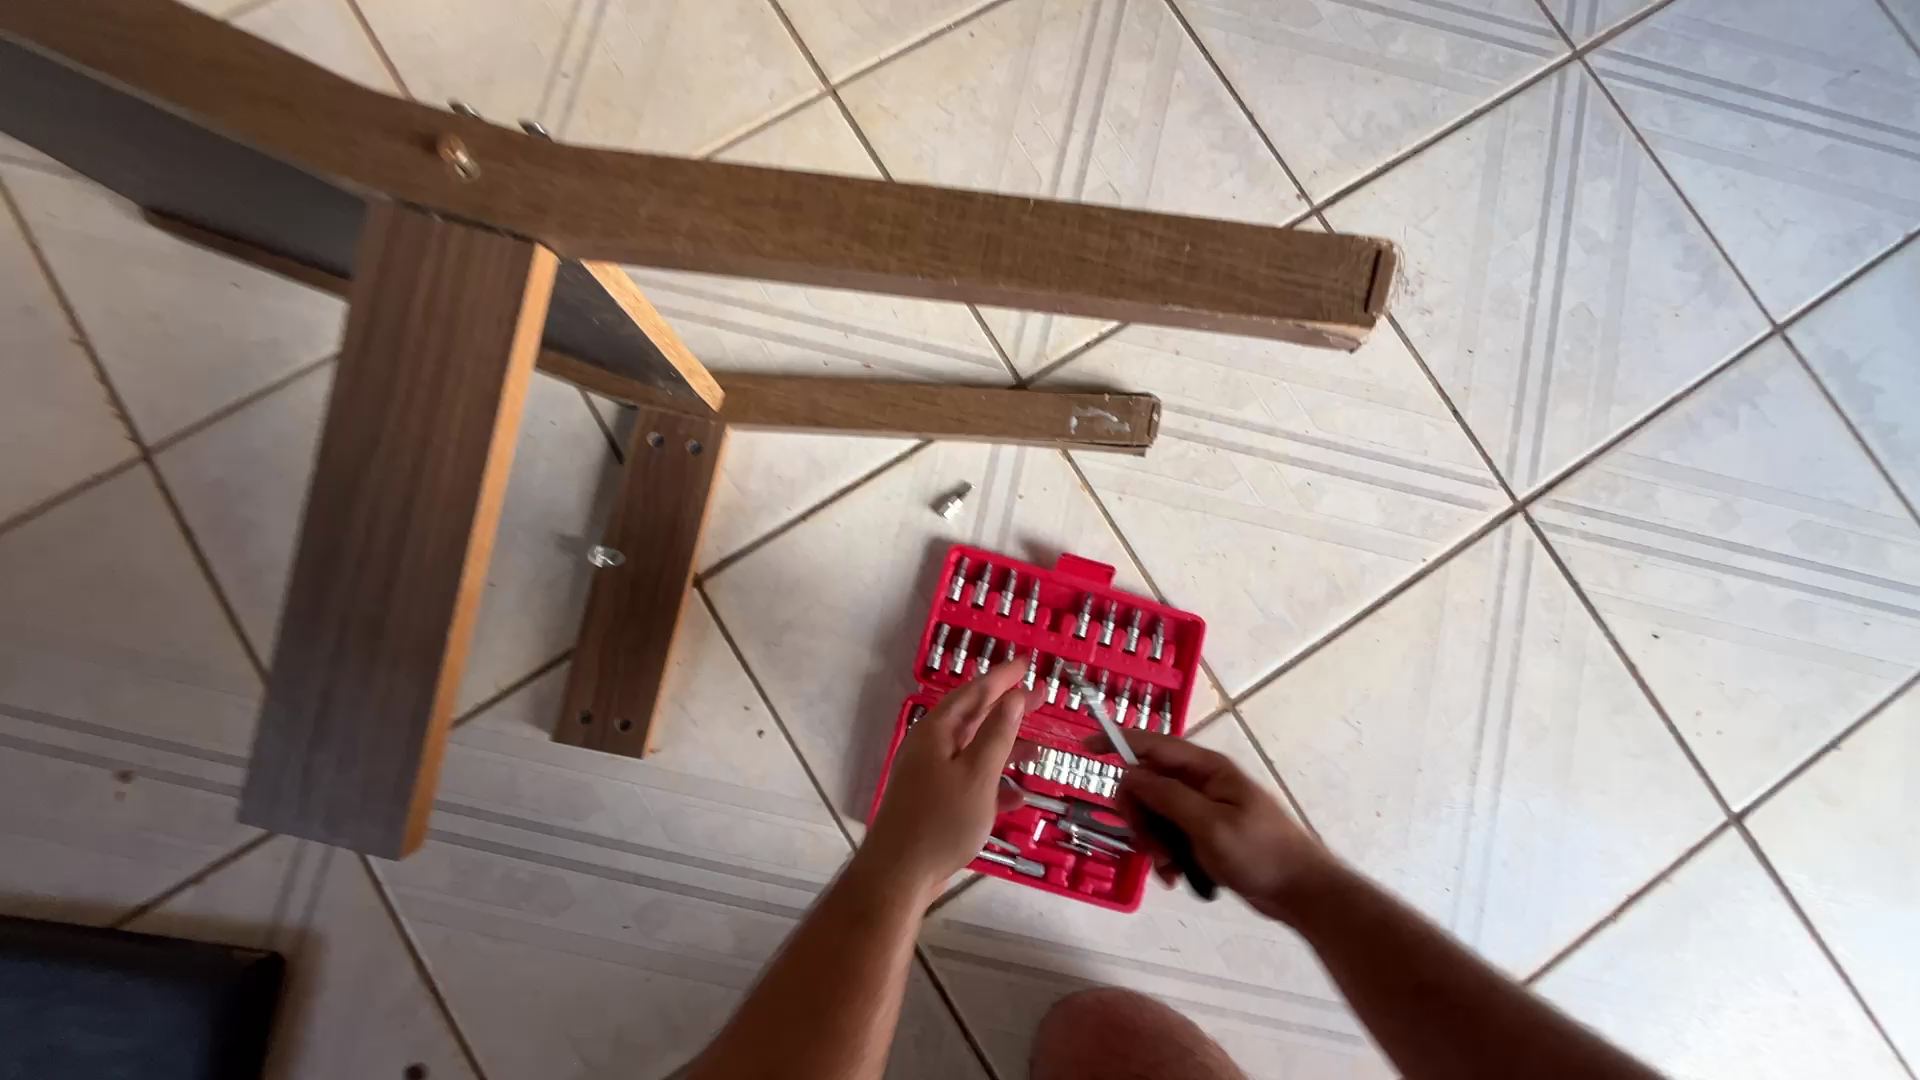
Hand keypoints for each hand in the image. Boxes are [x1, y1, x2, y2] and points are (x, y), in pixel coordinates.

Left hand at [863, 661, 1033, 900]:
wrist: (898, 875)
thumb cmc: (941, 821)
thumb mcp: (978, 775)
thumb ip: (998, 734)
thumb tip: (1013, 697)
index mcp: (937, 731)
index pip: (974, 692)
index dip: (1002, 677)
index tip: (1027, 663)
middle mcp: (931, 745)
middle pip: (974, 718)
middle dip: (1007, 708)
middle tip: (1041, 697)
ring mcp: (930, 774)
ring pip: (973, 751)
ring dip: (1005, 749)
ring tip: (1038, 750)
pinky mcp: (933, 801)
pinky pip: (968, 781)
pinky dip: (992, 784)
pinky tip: (1016, 797)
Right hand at [1101, 729, 1336, 921]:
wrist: (1302, 893)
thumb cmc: (1261, 853)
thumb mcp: (1210, 825)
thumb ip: (1167, 796)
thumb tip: (1129, 772)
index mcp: (1205, 768)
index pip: (1151, 745)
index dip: (1117, 743)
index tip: (1084, 749)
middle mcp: (1199, 781)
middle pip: (1146, 784)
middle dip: (1139, 816)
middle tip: (1148, 846)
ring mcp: (1200, 807)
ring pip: (1153, 812)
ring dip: (1152, 841)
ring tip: (1168, 870)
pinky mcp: (1201, 831)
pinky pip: (1167, 834)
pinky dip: (1164, 854)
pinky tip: (1175, 878)